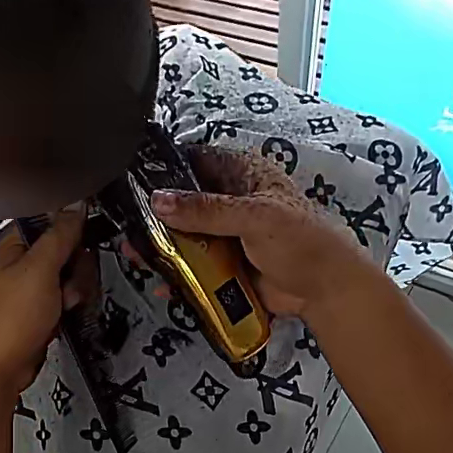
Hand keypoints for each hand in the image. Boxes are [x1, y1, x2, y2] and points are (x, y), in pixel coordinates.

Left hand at [0, 207, 85, 396]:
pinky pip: (66, 301)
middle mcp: (22, 265)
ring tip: (61, 306)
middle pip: (68, 251)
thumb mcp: (40, 269)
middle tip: (66, 284)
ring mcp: (31, 290)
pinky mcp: (40, 313)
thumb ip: (60, 235)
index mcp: (14, 245)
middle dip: (76, 270)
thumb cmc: (6, 322)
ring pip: (71, 278)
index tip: (79, 249)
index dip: (72, 234)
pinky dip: (69, 310)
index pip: (53, 221)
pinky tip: (60, 319)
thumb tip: (75, 207)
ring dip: (75, 293)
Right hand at [152, 146, 380, 319]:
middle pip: (186, 203)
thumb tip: (158, 201)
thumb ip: (206, 210)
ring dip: (164, 248)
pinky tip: (163, 282)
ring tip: (136, 256)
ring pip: (187, 238)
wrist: (323, 291)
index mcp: (244, 177)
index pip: (199, 161)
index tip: (137, 179)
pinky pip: (196, 268)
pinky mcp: (226, 267)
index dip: (170, 167)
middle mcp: (232, 203)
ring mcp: (228, 237)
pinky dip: (180, 275)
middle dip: (159, 216)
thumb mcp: (253, 217)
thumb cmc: (300, 242)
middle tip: (129, 226)